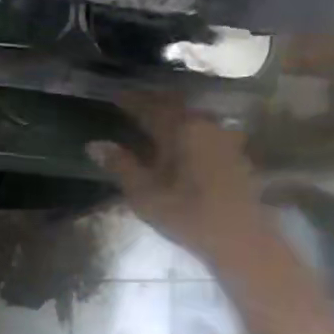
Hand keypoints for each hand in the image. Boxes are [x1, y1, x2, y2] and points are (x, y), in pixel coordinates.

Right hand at [88, 96, 269, 263]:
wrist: (239, 237)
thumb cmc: (187, 216)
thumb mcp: (145, 194)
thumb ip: (120, 166)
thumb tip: (94, 145)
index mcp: (179, 128)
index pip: (148, 106)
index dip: (129, 101)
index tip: (113, 96)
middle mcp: (203, 123)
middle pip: (174, 104)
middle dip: (152, 102)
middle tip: (133, 104)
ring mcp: (223, 135)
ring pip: (191, 115)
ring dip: (172, 114)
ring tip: (155, 121)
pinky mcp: (234, 151)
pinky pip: (205, 129)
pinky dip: (188, 129)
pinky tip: (181, 141)